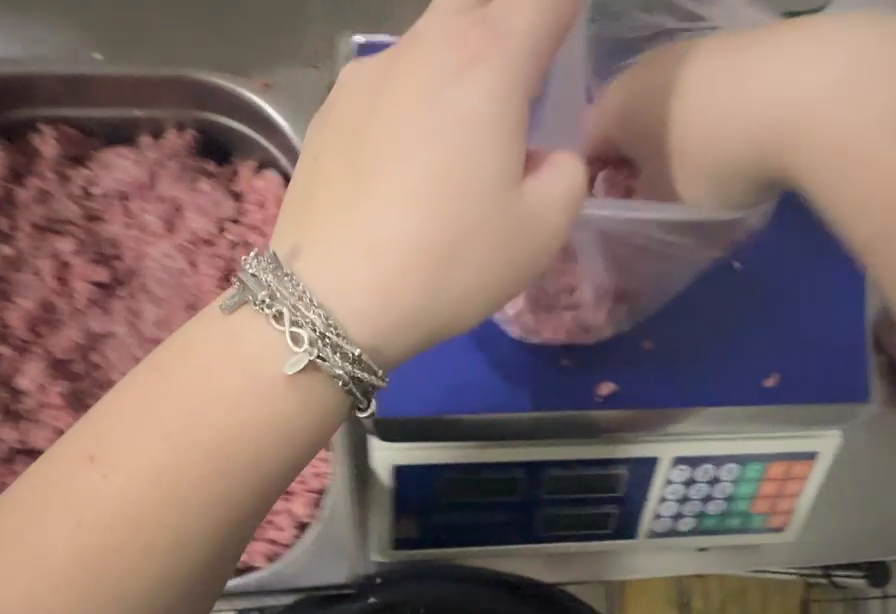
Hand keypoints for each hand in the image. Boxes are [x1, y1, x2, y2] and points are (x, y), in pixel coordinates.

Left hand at [270, 0, 591, 364]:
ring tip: (456, 143)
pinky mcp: (328, 111)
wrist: (330, 301)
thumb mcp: (540, 233)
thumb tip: (547, 157)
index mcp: (488, 61)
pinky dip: (409, 106)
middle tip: (519, 85)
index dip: (565, 12)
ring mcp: (365, 75)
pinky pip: (385, 87)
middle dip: (507, 24)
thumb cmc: (447, 263)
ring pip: (426, 43)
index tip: (566, 47)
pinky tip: (402, 170)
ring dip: (455, 71)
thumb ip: (566, 175)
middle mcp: (423, 46)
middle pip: (477, 0)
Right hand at [583, 31, 782, 211]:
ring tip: (704, 178)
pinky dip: (713, 123)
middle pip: (627, 126)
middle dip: (637, 166)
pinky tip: (740, 146)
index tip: (618, 221)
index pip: (586, 153)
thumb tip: (632, 214)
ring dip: (676, 143)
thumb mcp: (664, 206)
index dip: (596, 193)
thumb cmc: (713, 159)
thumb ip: (636, 214)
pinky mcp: (741, 45)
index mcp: (612, 105)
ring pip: (669, 108)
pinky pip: (710, 96)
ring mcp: (696, 51)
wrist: (809, 92)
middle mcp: (645, 67)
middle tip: (659, 204)